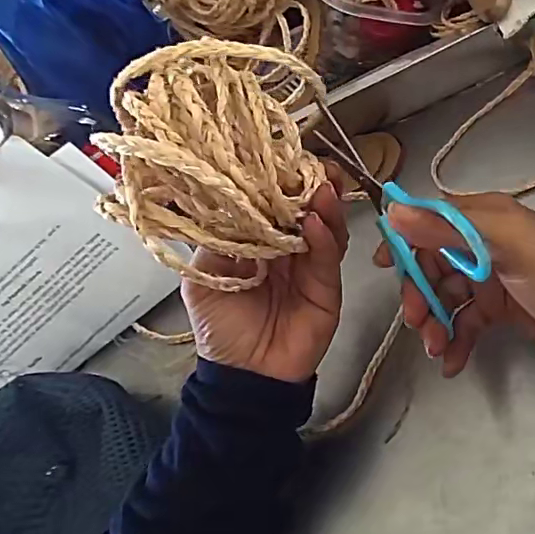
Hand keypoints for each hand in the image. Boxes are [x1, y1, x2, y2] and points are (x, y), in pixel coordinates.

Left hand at [182, 178, 348, 382]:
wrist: (248, 374)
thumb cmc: (222, 327)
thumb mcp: (206, 276)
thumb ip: (221, 239)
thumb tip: (238, 199)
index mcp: (258, 241)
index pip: (273, 203)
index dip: (280, 181)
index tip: (284, 158)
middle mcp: (289, 247)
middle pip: (306, 209)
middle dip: (313, 185)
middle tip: (317, 165)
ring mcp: (311, 265)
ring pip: (325, 227)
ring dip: (324, 205)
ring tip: (322, 186)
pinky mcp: (328, 285)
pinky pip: (328, 257)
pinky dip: (326, 238)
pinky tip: (319, 222)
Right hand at [373, 193, 534, 376]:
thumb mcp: (498, 242)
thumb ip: (445, 228)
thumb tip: (392, 212)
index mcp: (480, 218)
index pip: (429, 224)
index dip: (404, 242)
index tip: (383, 266)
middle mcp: (478, 243)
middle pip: (431, 265)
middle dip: (420, 294)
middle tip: (417, 320)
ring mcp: (485, 277)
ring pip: (444, 297)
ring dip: (435, 323)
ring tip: (436, 348)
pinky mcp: (494, 308)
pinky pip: (465, 322)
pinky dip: (456, 341)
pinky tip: (452, 362)